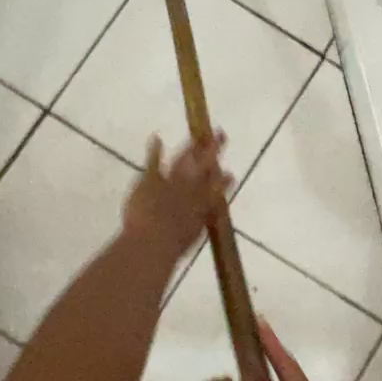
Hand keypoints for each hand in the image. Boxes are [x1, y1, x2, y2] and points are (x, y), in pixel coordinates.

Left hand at [122, 132, 229, 256]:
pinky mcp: (151, 178)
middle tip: (222, 134)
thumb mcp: (194, 236)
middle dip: (214, 149)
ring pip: (185, 158)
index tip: (230, 174)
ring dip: (193, 145)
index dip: (224, 181)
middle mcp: (192, 187)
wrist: (152, 240)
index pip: (218, 189)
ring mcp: (172, 180)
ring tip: (199, 133)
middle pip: (206, 165)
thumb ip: (202, 222)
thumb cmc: (172, 247)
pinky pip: (153, 160)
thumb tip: (210, 215)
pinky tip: (156, 137)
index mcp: (204, 205)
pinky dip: (154, 149)